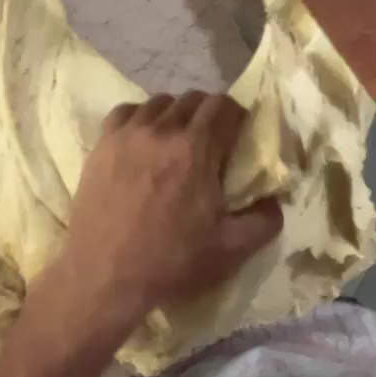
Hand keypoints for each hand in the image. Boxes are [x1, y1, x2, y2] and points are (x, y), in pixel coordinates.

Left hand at [54, 92, 282, 329]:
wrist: (103, 277)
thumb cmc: (169, 263)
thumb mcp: (230, 250)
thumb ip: (264, 221)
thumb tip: (274, 202)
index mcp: (196, 149)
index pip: (223, 106)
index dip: (237, 117)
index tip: (239, 137)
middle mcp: (161, 131)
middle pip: (192, 100)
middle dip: (209, 115)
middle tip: (212, 143)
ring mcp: (126, 135)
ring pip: (159, 102)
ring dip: (176, 115)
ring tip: (177, 143)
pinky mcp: (101, 146)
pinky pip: (126, 112)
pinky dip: (141, 118)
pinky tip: (143, 141)